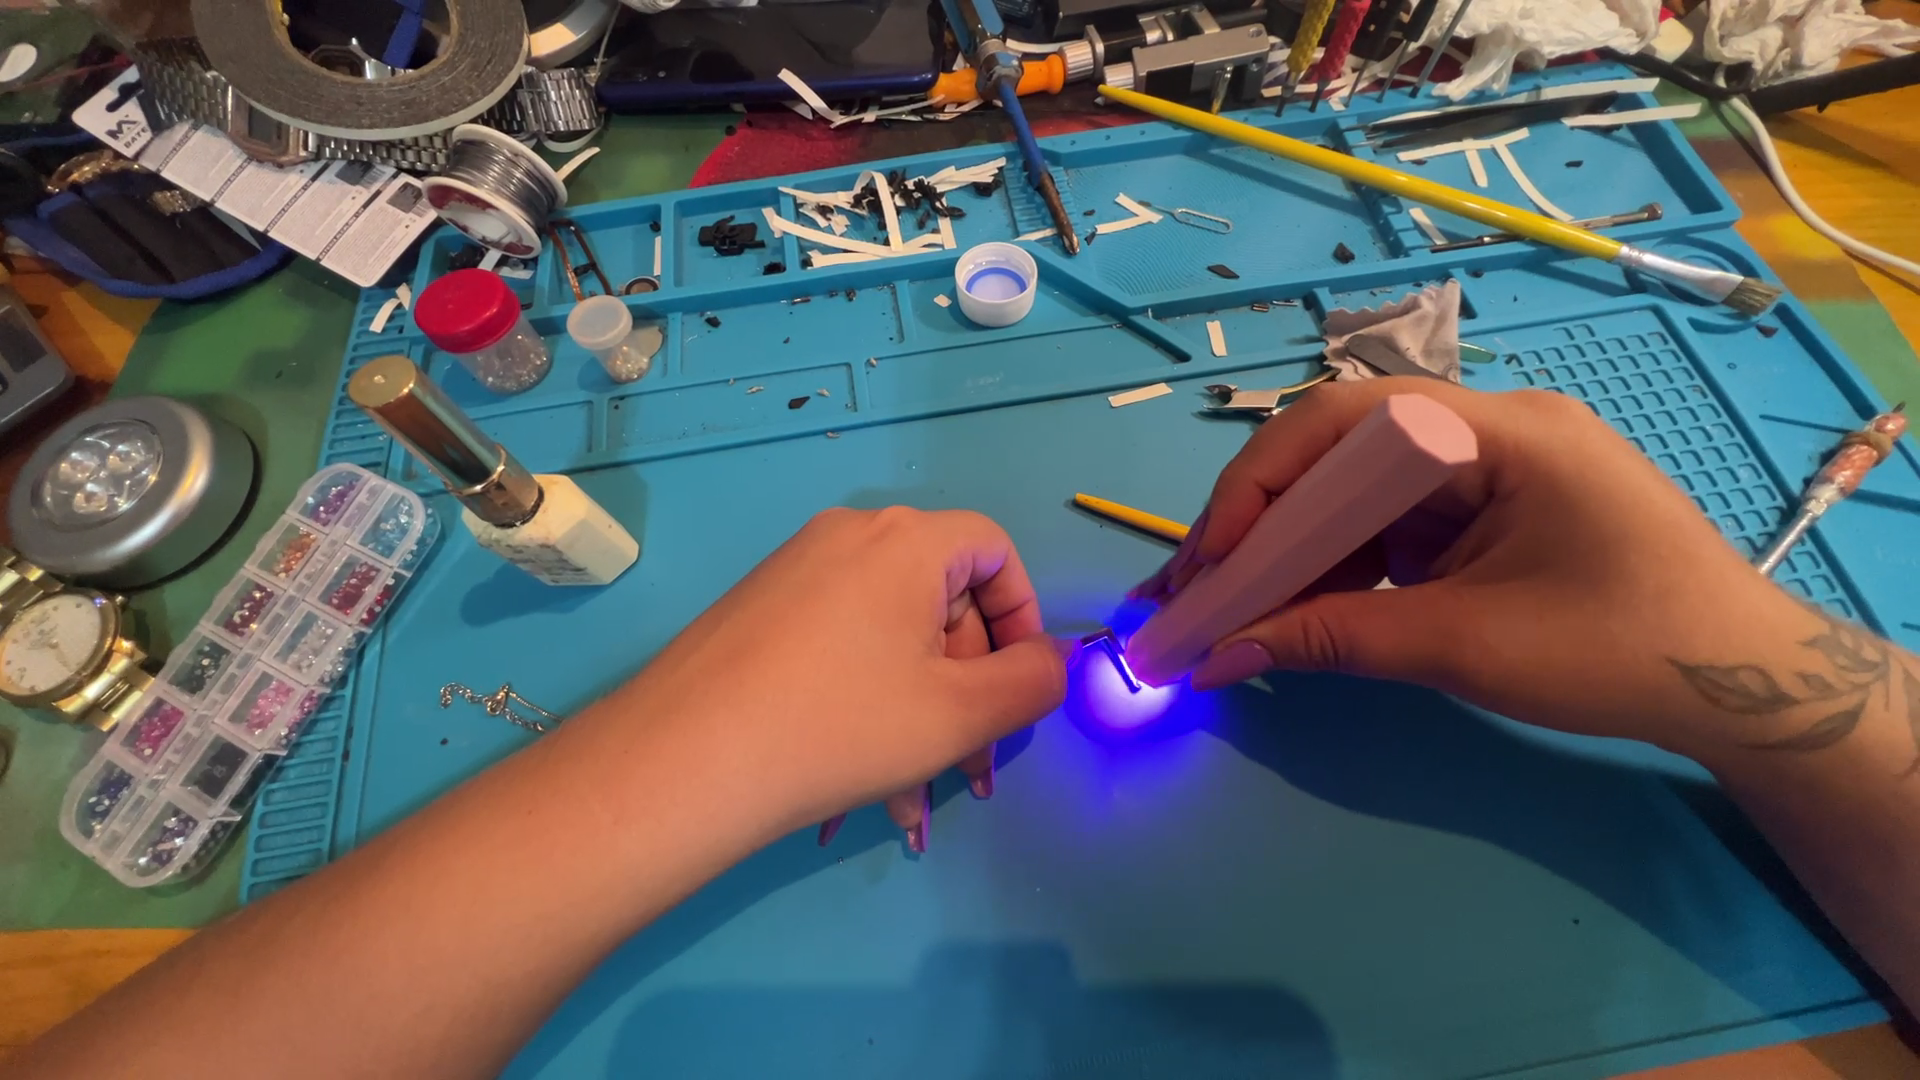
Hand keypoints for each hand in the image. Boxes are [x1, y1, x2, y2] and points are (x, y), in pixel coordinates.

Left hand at [614, 506, 1068, 849]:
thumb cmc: (839, 727)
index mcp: (905, 540)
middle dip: (969, 688)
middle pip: (943, 600)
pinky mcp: (764, 609)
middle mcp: (851, 537)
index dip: (1023, 616)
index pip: (993, 551)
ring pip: (894, 636)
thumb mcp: (958, 713)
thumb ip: (1032, 682)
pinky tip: (864, 778)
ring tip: (912, 800)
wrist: (678, 765)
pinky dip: (871, 701)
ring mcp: (799, 571)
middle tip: (972, 767)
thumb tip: (1056, 659)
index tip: (1021, 684)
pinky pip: (845, 645)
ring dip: (921, 712)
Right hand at [1134, 378, 1803, 751]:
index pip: (1345, 420)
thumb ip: (1331, 640)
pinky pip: (1366, 526)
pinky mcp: (1457, 512)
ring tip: (1214, 600)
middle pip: (1329, 457)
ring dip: (1275, 549)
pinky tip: (1280, 603)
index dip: (1260, 481)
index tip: (1210, 555)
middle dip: (1251, 523)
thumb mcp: (1464, 645)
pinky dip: (1318, 566)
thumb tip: (1215, 659)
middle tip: (1188, 583)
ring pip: (1338, 494)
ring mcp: (1463, 472)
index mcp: (1495, 432)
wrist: (1745, 689)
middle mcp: (1472, 432)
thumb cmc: (1624, 652)